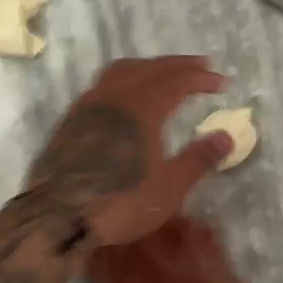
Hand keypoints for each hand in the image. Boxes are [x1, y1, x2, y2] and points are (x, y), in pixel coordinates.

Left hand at [28, 56, 233, 245]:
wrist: (56, 217)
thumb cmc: (120, 203)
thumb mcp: (169, 187)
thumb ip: (198, 159)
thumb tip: (225, 136)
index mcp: (142, 109)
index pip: (177, 81)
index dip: (201, 78)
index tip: (222, 82)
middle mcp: (114, 98)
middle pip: (150, 69)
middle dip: (177, 65)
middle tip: (200, 67)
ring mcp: (87, 107)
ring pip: (121, 72)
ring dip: (148, 68)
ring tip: (163, 75)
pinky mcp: (70, 121)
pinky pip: (102, 86)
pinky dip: (124, 81)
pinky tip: (127, 99)